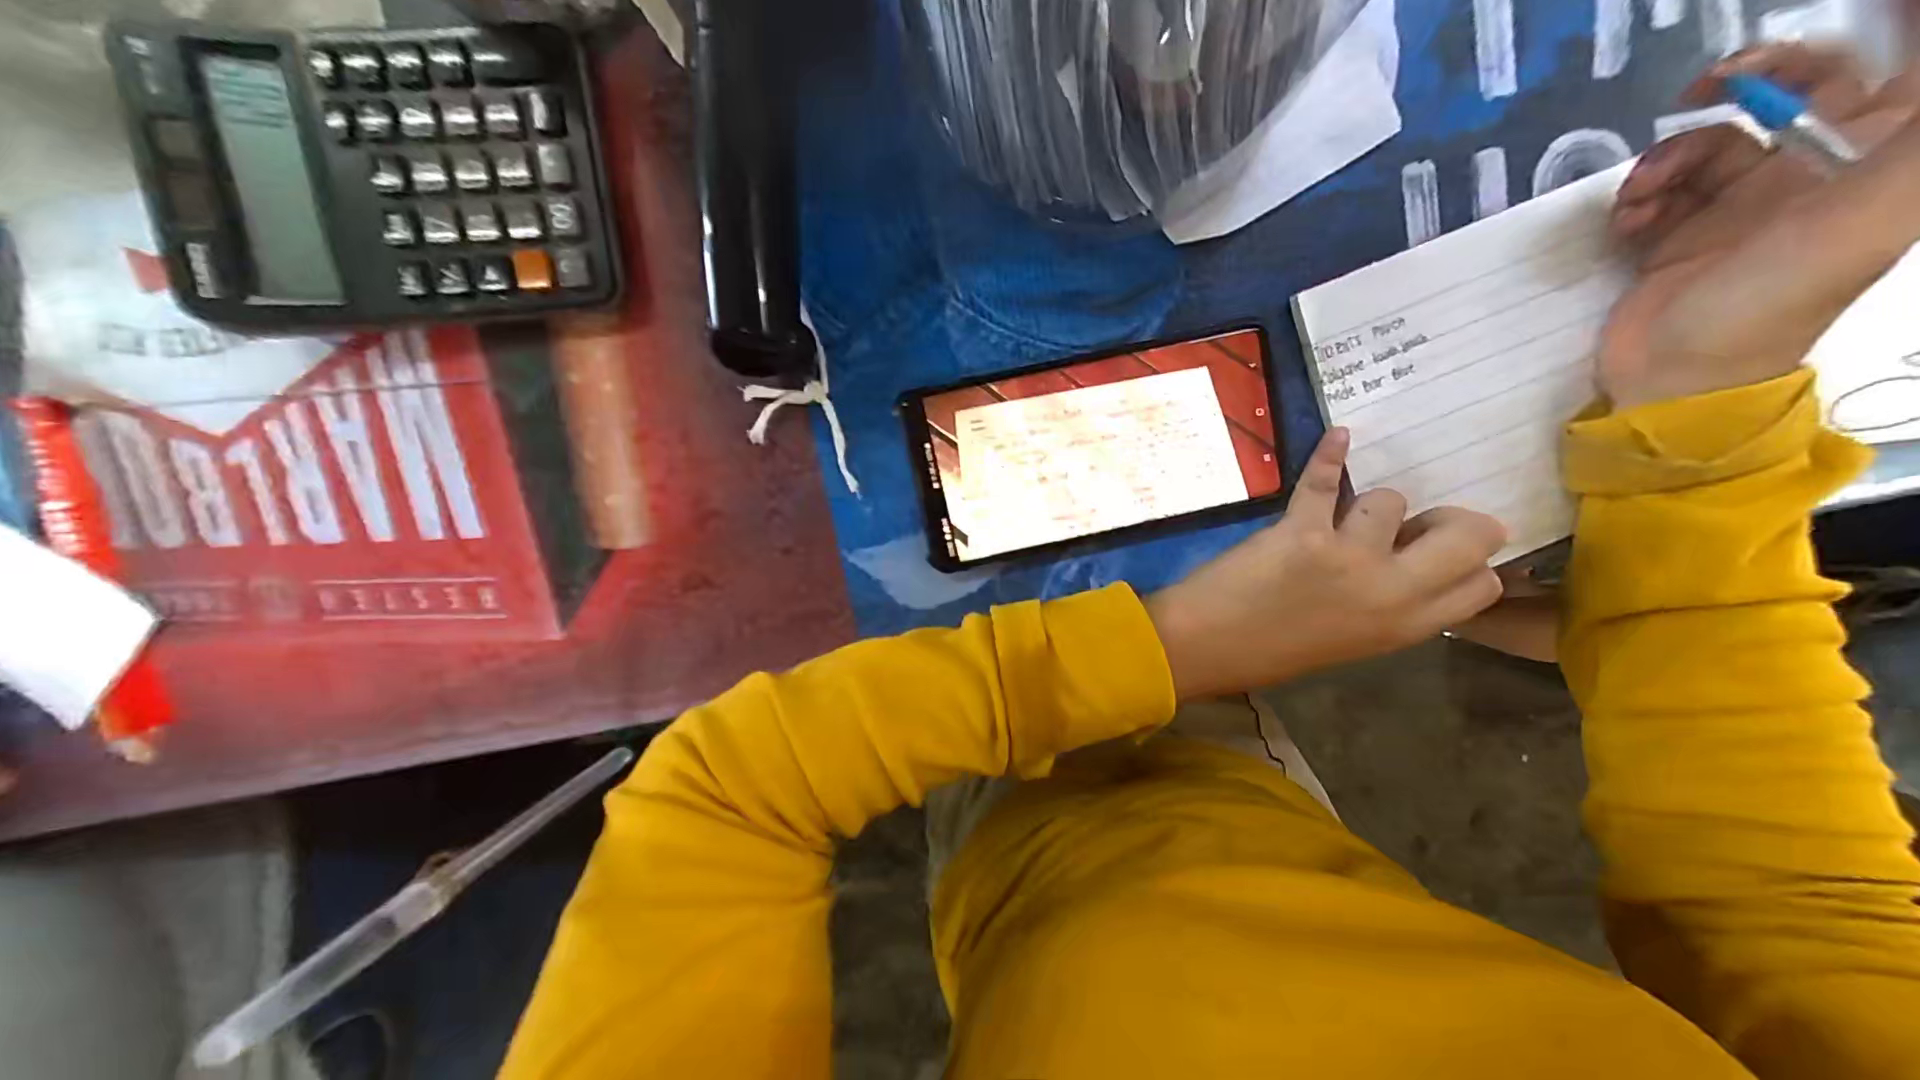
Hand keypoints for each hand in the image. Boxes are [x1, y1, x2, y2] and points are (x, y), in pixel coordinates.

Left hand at [1145, 429, 1506, 700]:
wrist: (1207, 646)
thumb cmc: (1273, 652)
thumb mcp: (1352, 641)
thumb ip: (1389, 605)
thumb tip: (1410, 558)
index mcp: (1406, 627)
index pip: (1480, 583)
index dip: (1468, 560)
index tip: (1442, 551)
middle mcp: (1390, 591)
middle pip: (1466, 535)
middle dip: (1451, 520)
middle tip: (1417, 522)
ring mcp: (1348, 557)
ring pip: (1389, 500)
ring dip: (1366, 504)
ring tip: (1336, 520)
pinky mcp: (1301, 530)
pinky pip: (1324, 483)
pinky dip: (1328, 456)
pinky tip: (1339, 436)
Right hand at [1601, 45, 1919, 407]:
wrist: (1672, 375)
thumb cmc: (1767, 301)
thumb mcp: (1866, 216)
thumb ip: (1917, 144)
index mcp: (1877, 161)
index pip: (1898, 71)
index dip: (1880, 31)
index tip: (1847, 11)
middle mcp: (1814, 173)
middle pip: (1799, 91)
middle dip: (1752, 80)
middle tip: (1706, 88)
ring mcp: (1740, 205)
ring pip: (1712, 142)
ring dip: (1669, 159)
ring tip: (1641, 199)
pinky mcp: (1677, 233)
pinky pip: (1660, 189)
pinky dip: (1637, 199)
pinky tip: (1628, 223)